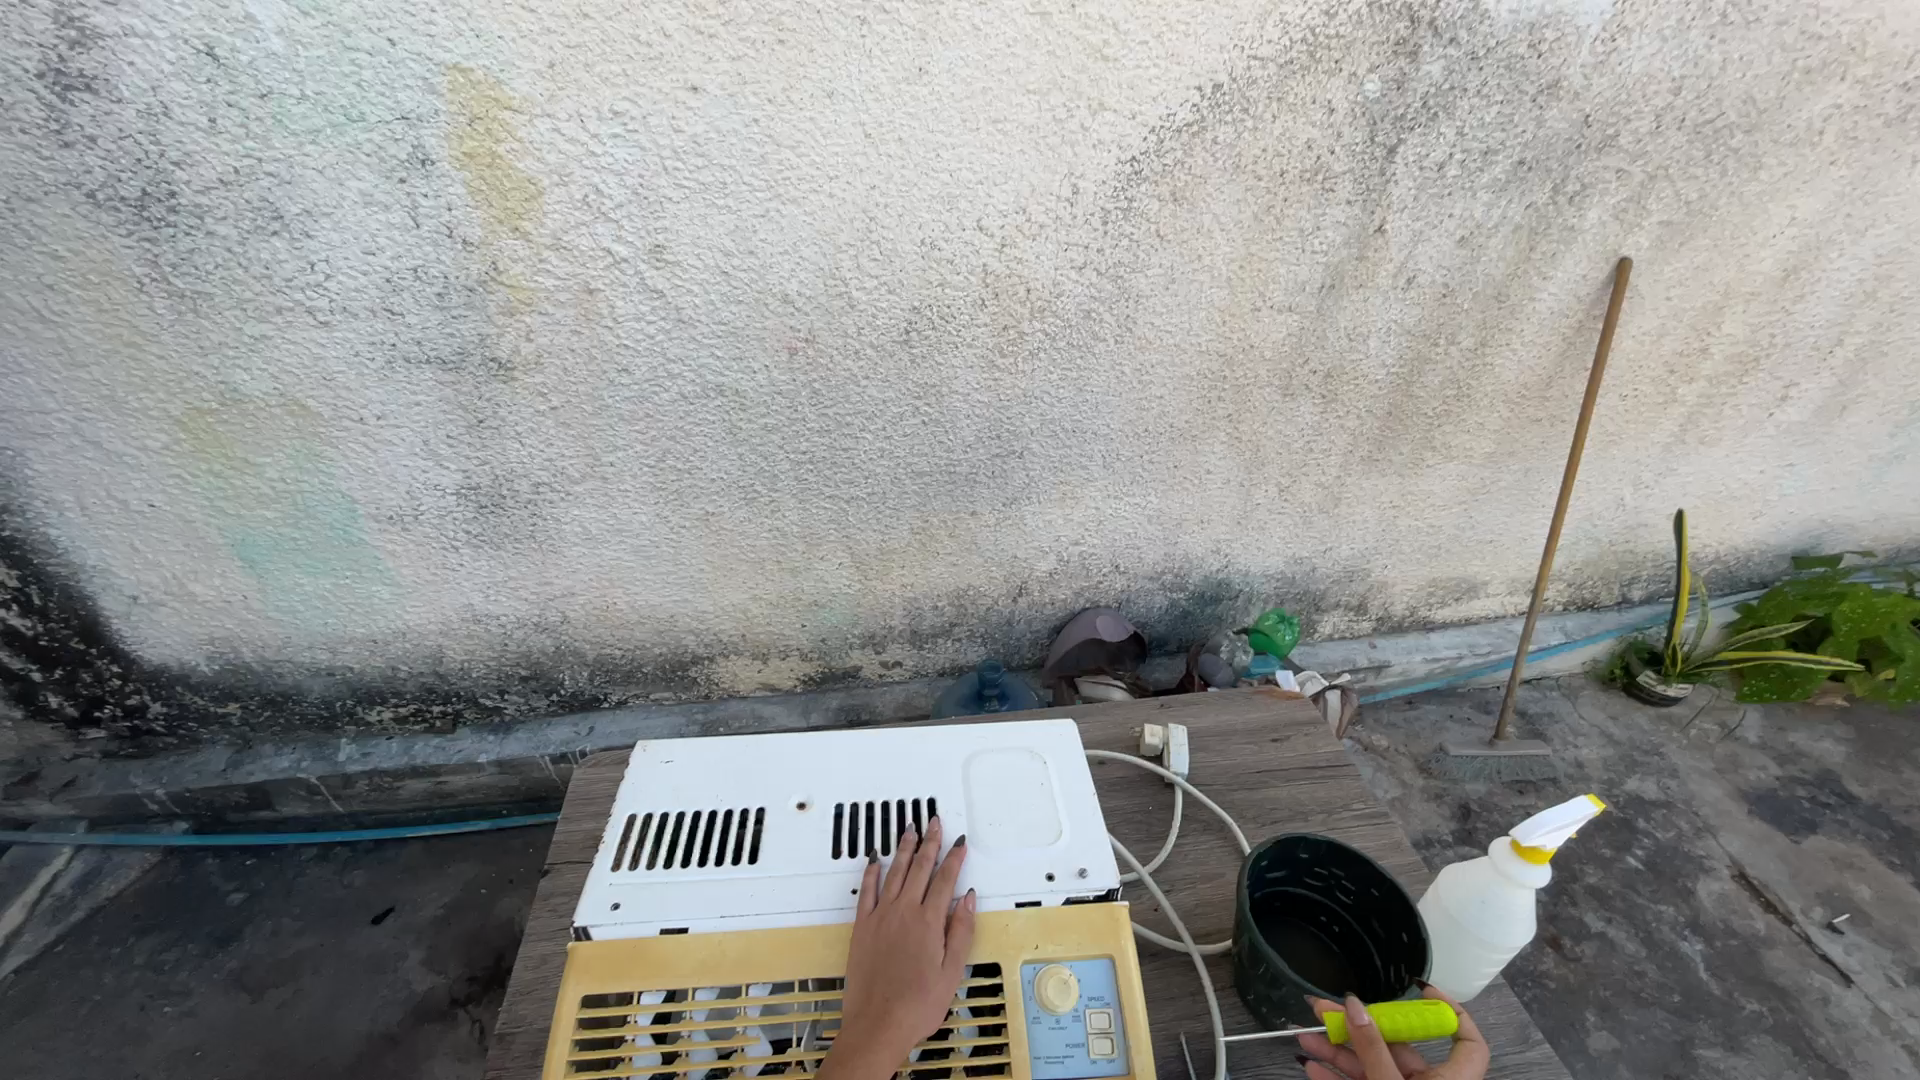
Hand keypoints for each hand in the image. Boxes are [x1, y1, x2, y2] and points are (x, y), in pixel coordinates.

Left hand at [819, 817, 973, 1079]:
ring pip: (895, 872)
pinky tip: (875, 859)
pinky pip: (867, 891)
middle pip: (920, 868)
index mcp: (928, 922)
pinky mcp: (863, 927)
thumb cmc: (917, 1005)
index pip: (945, 879)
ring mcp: (881, 917)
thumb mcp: (951, 972)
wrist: (878, 1025)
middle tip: (935, 822)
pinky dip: (872, 872)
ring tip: (910, 830)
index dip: (954, 858)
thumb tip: (967, 898)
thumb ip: (960, 931)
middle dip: (930, 842)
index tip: (959, 843)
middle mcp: (904, 912)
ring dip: (904, 849)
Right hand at [1297, 987, 1488, 1079]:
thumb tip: (1355, 1003)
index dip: (1449, 1012)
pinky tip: (1311, 1068)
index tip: (1418, 989)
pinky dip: (1336, 1079)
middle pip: (1396, 1048)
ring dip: (1336, 1052)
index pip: (1467, 1042)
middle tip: (1322, 1009)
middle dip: (1355, 1028)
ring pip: (1371, 1067)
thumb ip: (1372, 1049)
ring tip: (1304, 1037)